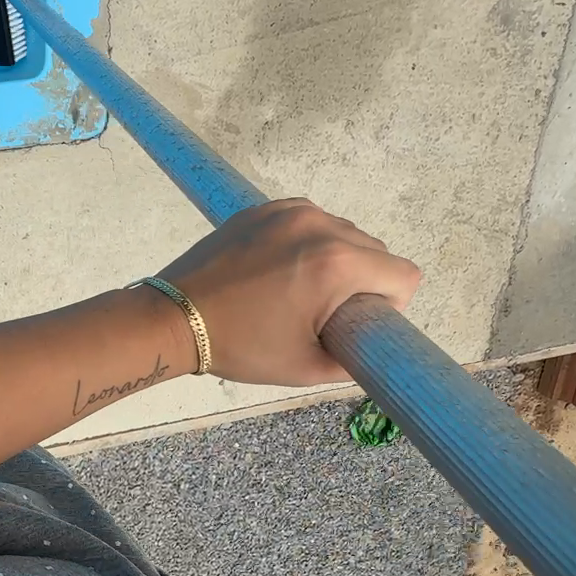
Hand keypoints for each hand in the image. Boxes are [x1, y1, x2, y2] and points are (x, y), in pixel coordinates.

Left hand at [155, 199, 421, 385]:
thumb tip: (375, 343)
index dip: (389, 305)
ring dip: (333, 258)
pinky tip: (277, 268)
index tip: (353, 322)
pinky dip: (304, 241)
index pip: (403, 274)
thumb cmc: (239, 345)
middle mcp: (317, 225)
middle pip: (373, 250)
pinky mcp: (259, 209)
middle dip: (360, 281)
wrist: (173, 318)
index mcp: (336, 263)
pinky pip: (306, 220)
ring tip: (294, 289)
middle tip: (318, 311)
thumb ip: (357, 356)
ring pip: (341, 231)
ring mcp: (285, 211)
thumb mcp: (307, 366)